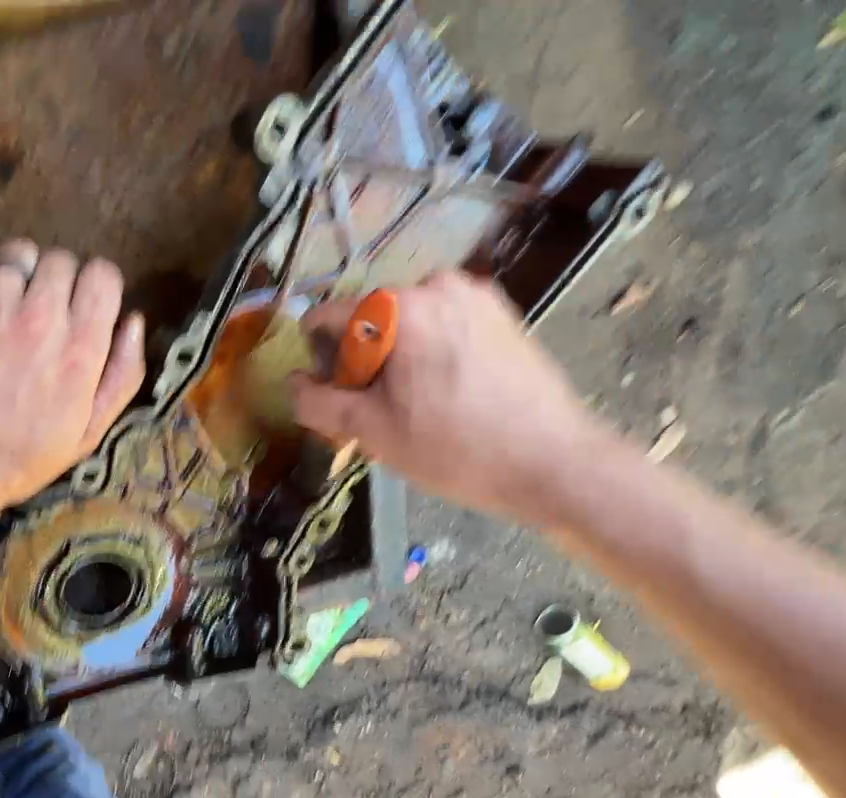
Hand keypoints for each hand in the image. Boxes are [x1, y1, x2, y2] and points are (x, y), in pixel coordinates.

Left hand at [0, 240, 145, 520]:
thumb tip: (133, 325)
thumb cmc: (16, 461)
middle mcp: (38, 320)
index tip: (88, 307)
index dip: (99, 289)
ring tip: (12, 315)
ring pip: (19, 259)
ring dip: (21, 282)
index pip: (103, 276)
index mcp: (79, 350)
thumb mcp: (86, 435)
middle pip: (62, 260)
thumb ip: (122, 376)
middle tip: (49, 315)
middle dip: (61, 282)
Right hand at [287, 271, 614, 523]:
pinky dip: (427, 355)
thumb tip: (292, 382)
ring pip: (404, 325)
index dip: (318, 360)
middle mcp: (437, 285)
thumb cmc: (454, 448)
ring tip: (408, 408)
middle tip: (372, 412)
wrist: (553, 463)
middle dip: (359, 362)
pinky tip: (441, 396)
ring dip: (393, 360)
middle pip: (367, 320)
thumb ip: (317, 401)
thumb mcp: (370, 430)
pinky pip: (440, 327)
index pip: (327, 317)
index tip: (334, 397)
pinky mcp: (501, 314)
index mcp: (399, 307)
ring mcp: (475, 296)